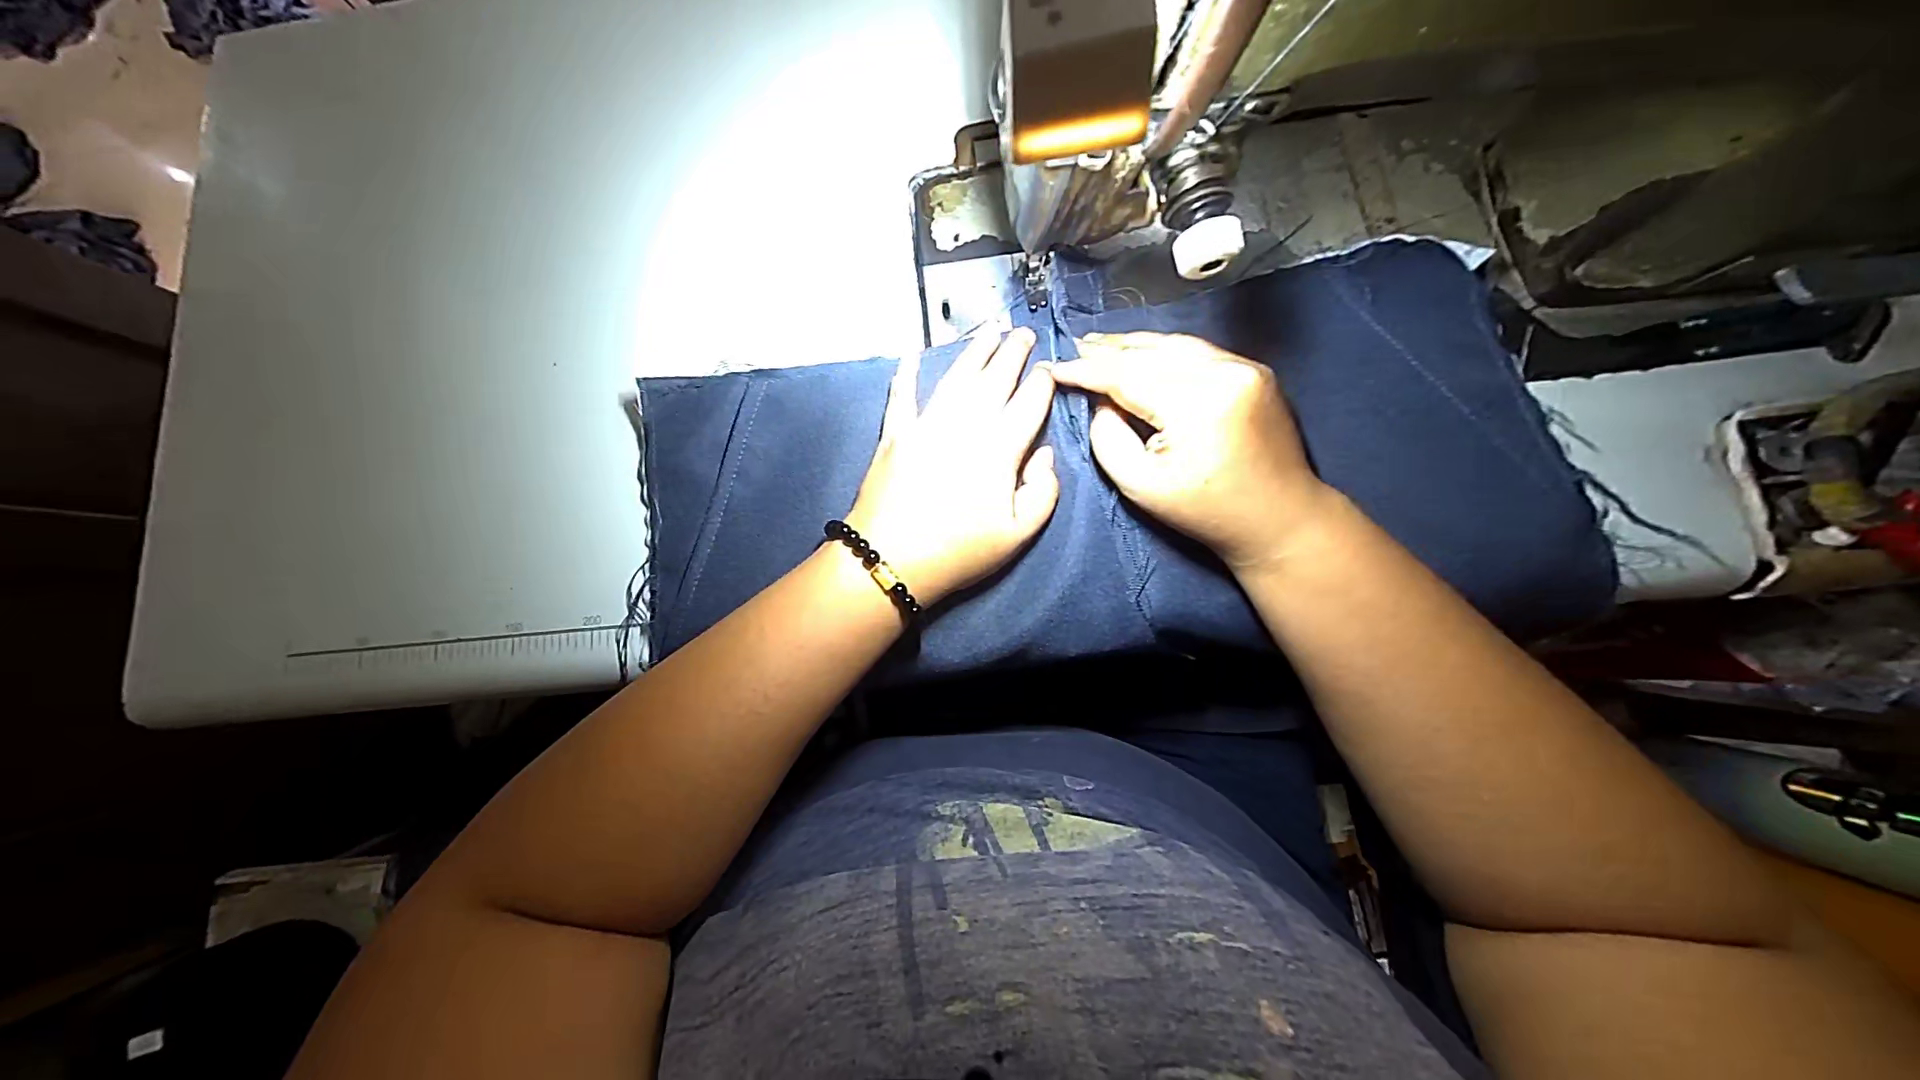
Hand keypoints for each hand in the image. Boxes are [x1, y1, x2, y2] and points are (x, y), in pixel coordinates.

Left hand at [843, 328, 1059, 604]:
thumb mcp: (1018, 534)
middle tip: (1023, 332)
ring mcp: (927, 424)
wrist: (890, 559)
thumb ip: (1043, 492)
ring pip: (956, 376)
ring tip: (989, 330)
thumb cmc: (959, 552)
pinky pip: (902, 394)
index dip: (1042, 381)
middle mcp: (966, 424)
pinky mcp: (895, 433)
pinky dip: (906, 372)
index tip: (1049, 368)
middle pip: (996, 378)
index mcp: (1001, 448)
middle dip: (1013, 352)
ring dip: (974, 350)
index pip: (1030, 402)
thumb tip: (1045, 455)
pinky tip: (911, 353)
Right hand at [1050, 331, 1337, 572]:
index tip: (1055, 370)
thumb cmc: (1206, 511)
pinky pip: (1197, 351)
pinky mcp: (1254, 371)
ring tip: (1100, 346)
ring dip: (1135, 346)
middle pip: (1151, 352)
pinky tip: (1143, 354)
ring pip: (1175, 345)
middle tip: (1074, 349)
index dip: (1086, 371)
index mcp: (1197, 404)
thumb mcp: (1140, 485)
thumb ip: (1108, 438)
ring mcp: (1245, 368)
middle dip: (1108, 351)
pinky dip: (1164, 351)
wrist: (1278, 517)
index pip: (1127, 375)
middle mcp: (1225, 373)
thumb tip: (1100, 400)